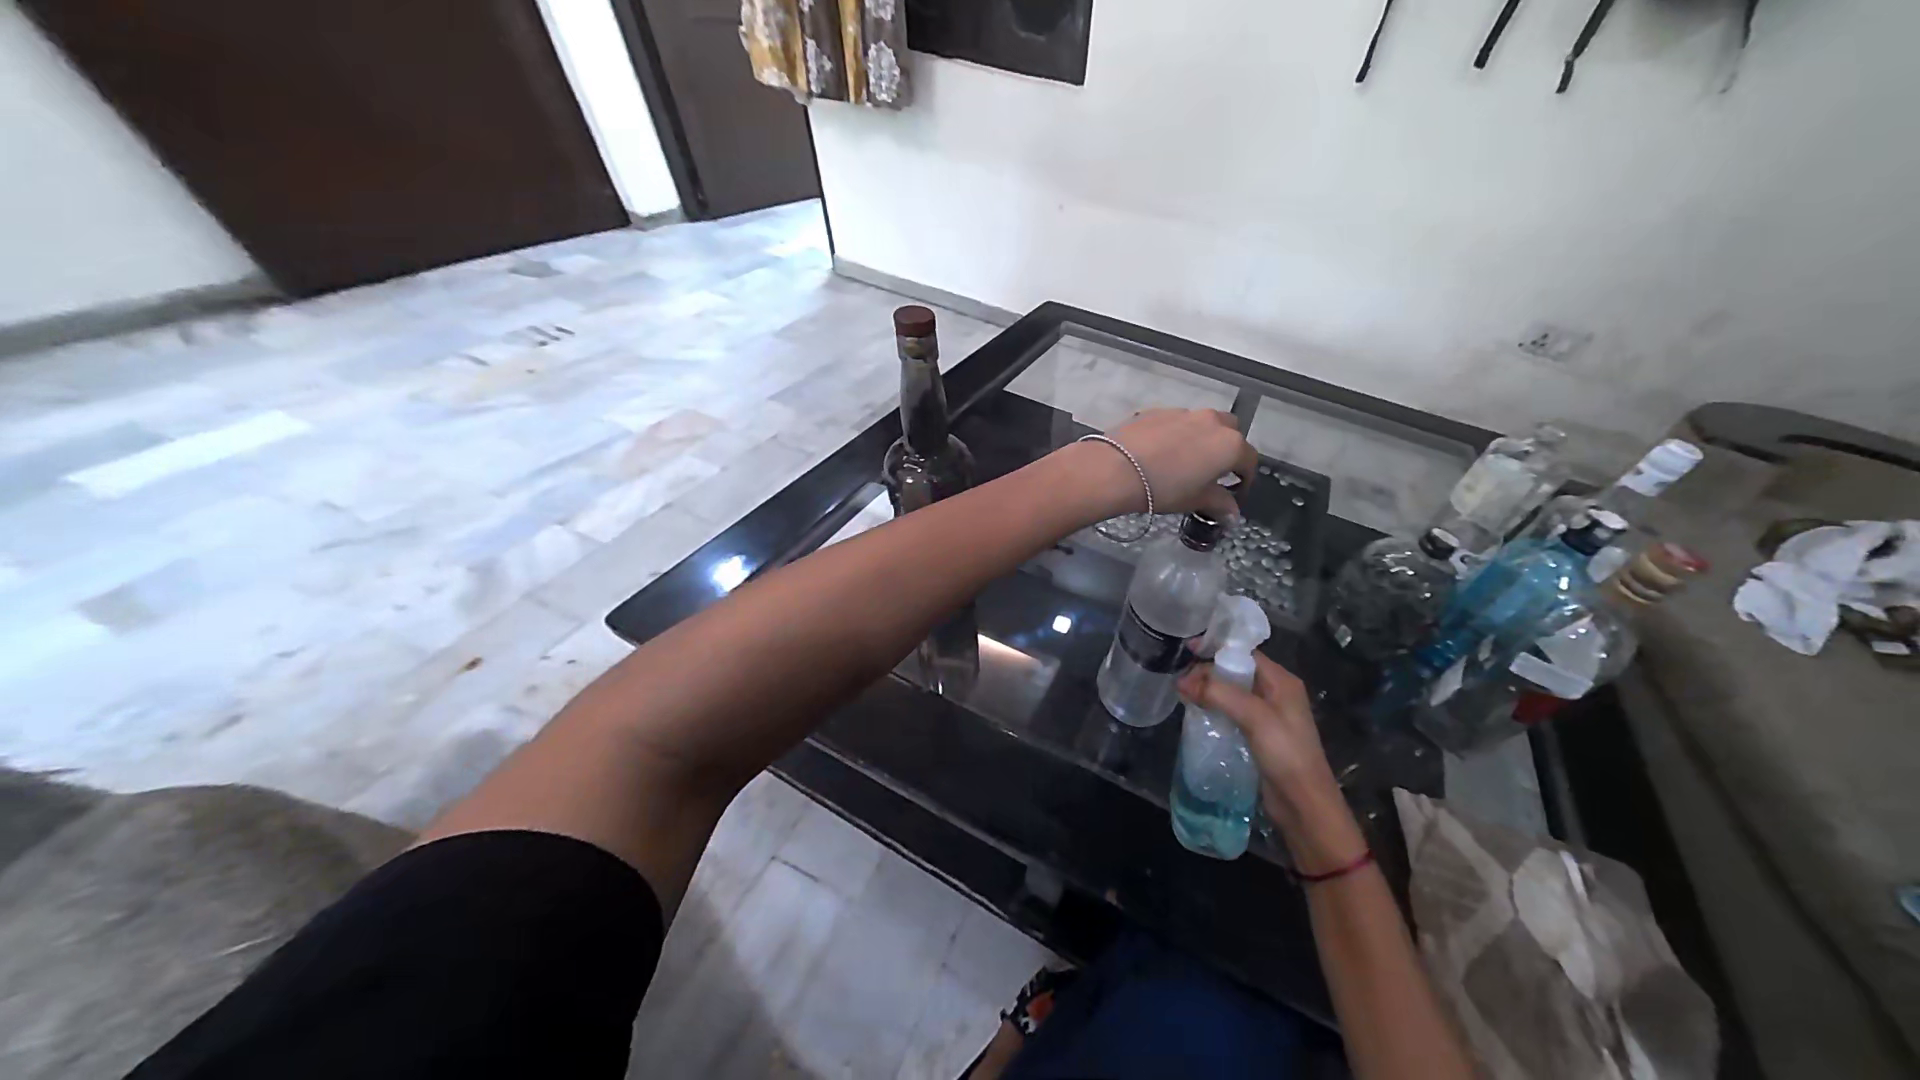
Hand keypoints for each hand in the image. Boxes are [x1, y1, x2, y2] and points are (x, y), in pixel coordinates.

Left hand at [1070, 409, 1256, 522]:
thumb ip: (1219, 504)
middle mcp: (1211, 421)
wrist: (1115, 468)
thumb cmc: (1163, 488)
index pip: (1249, 460)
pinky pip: (1174, 422)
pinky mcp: (1155, 410)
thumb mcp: (1194, 500)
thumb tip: (1232, 514)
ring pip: (1202, 423)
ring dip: (1201, 438)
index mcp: (1229, 444)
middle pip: (1230, 432)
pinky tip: (1159, 452)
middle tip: (1212, 472)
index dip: (1245, 478)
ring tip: (1184, 460)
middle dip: (1226, 450)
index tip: (1236, 491)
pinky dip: (1174, 434)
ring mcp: (1182, 412)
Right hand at [1178, 653, 1367, 872]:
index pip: (1244, 652)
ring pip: (1230, 692)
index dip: (1216, 648)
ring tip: (1181, 693)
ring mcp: (1266, 715)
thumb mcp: (1255, 717)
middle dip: (1207, 671)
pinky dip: (1212, 708)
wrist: (1305, 806)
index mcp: (1281, 681)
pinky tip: (1194, 713)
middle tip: (1179, 679)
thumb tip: (1181, 680)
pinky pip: (1230, 712)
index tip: (1186, 649)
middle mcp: (1274, 693)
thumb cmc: (1286, 754)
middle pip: (1235, 670)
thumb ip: (1219, 693)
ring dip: (1207, 690)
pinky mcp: (1256, 735)